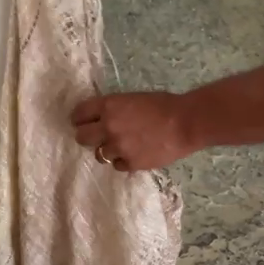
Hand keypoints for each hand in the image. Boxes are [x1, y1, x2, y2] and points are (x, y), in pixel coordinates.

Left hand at [70, 92, 199, 170]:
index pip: (80, 114)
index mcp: (109, 106)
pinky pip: (116, 165)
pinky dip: (122, 161)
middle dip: (86, 136)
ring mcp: (118, 148)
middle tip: (94, 137)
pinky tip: (133, 154)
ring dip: (106, 150)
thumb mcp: (132, 99)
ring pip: (99, 155)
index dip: (79, 118)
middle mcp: (108, 128)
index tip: (81, 122)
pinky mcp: (129, 164)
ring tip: (120, 146)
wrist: (183, 124)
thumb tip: (104, 118)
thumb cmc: (162, 105)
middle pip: (82, 137)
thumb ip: (115, 109)